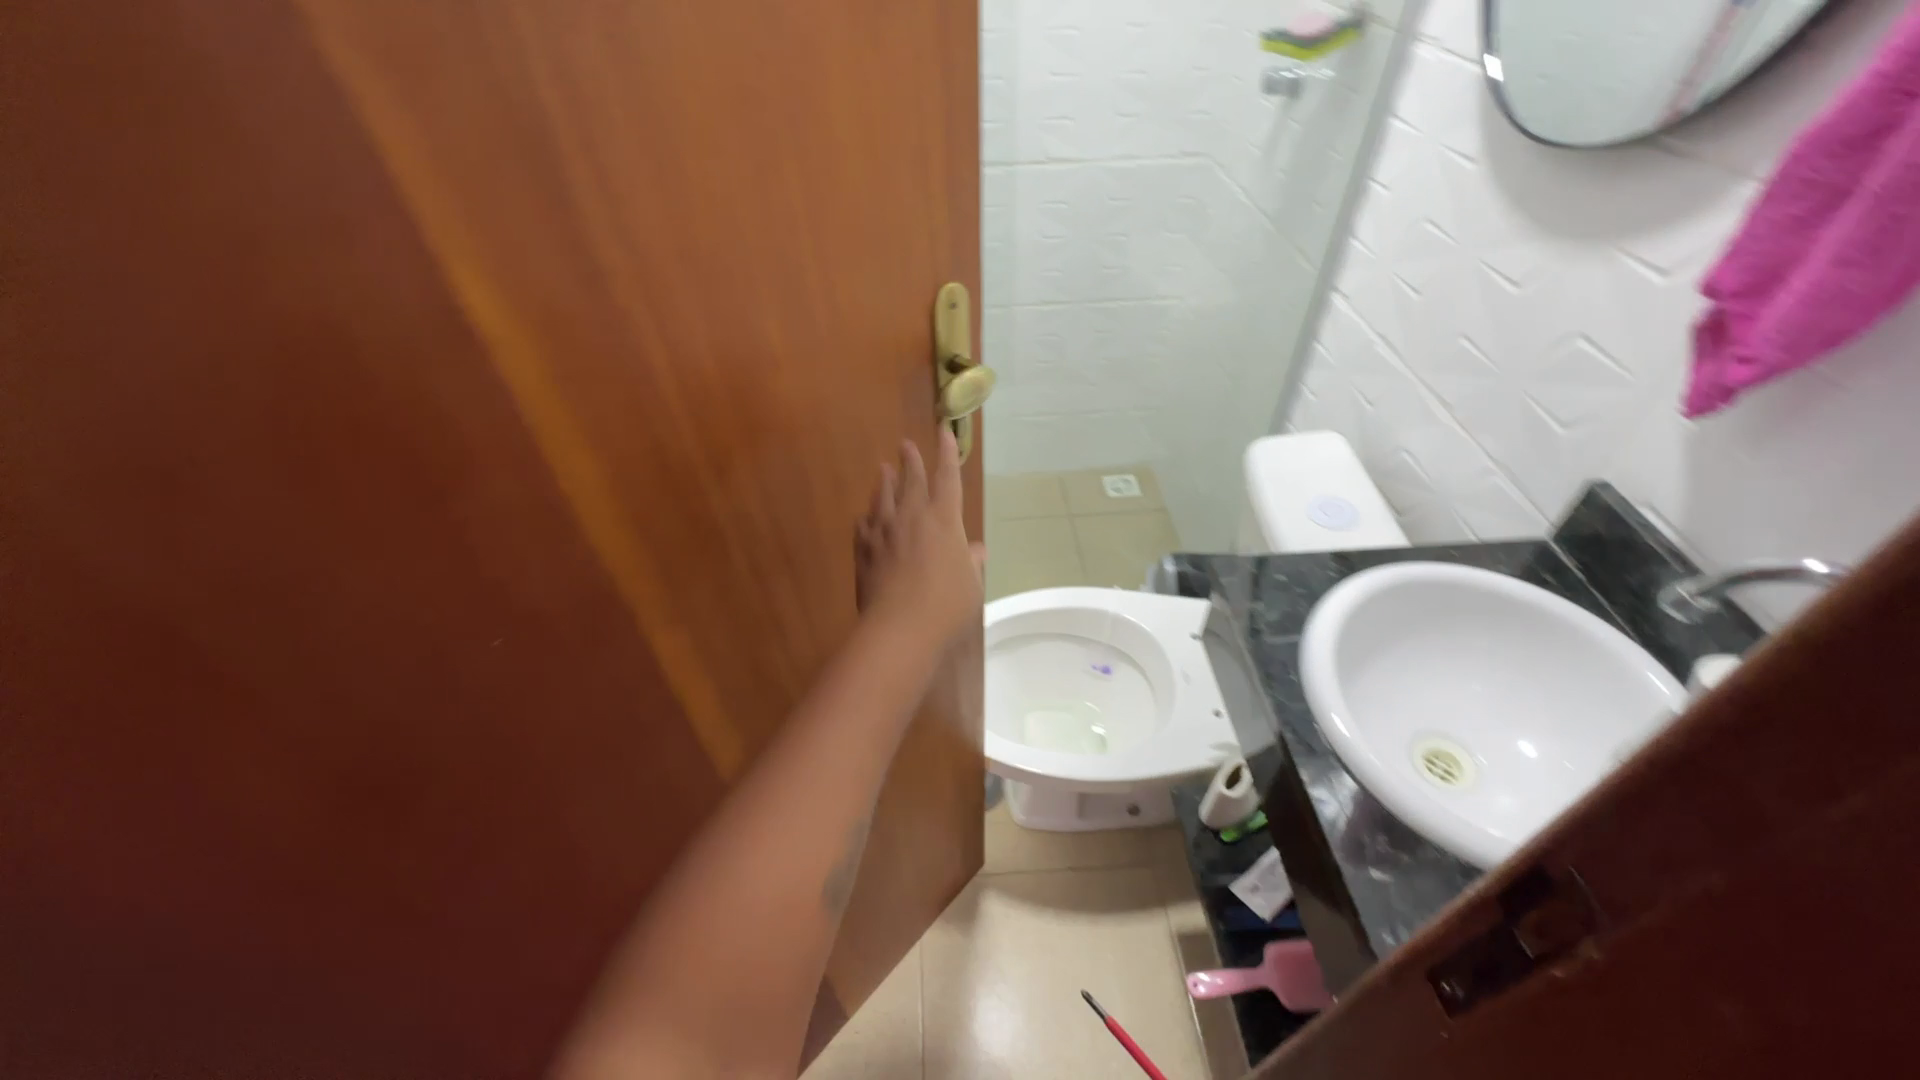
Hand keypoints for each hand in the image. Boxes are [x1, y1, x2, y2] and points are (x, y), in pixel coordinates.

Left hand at [855, 427, 985, 647]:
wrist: (899, 628)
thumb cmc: (947, 606)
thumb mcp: (972, 586)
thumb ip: (972, 564)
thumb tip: (976, 551)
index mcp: (944, 520)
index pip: (947, 477)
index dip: (947, 453)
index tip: (943, 431)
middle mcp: (912, 517)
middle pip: (911, 480)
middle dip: (911, 460)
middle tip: (905, 444)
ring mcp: (883, 532)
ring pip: (883, 498)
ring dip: (885, 483)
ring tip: (884, 470)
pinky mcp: (863, 552)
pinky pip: (864, 526)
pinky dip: (867, 518)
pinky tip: (866, 519)